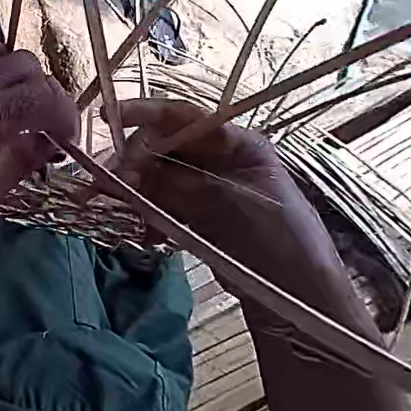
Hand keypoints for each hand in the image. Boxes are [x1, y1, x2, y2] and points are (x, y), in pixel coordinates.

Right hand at [113, 100, 351, 307]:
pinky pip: (160, 204)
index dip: (146, 112)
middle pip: (163, 146)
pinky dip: (144, 213)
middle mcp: (218, 159)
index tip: (109, 117)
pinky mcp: (197, 216)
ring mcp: (206, 188)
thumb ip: (182, 184)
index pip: (185, 117)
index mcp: (236, 143)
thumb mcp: (232, 203)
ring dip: (132, 188)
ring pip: (156, 176)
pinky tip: (139, 230)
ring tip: (110, 206)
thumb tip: (133, 173)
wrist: (300, 298)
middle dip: (133, 160)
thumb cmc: (281, 240)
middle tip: (109, 184)